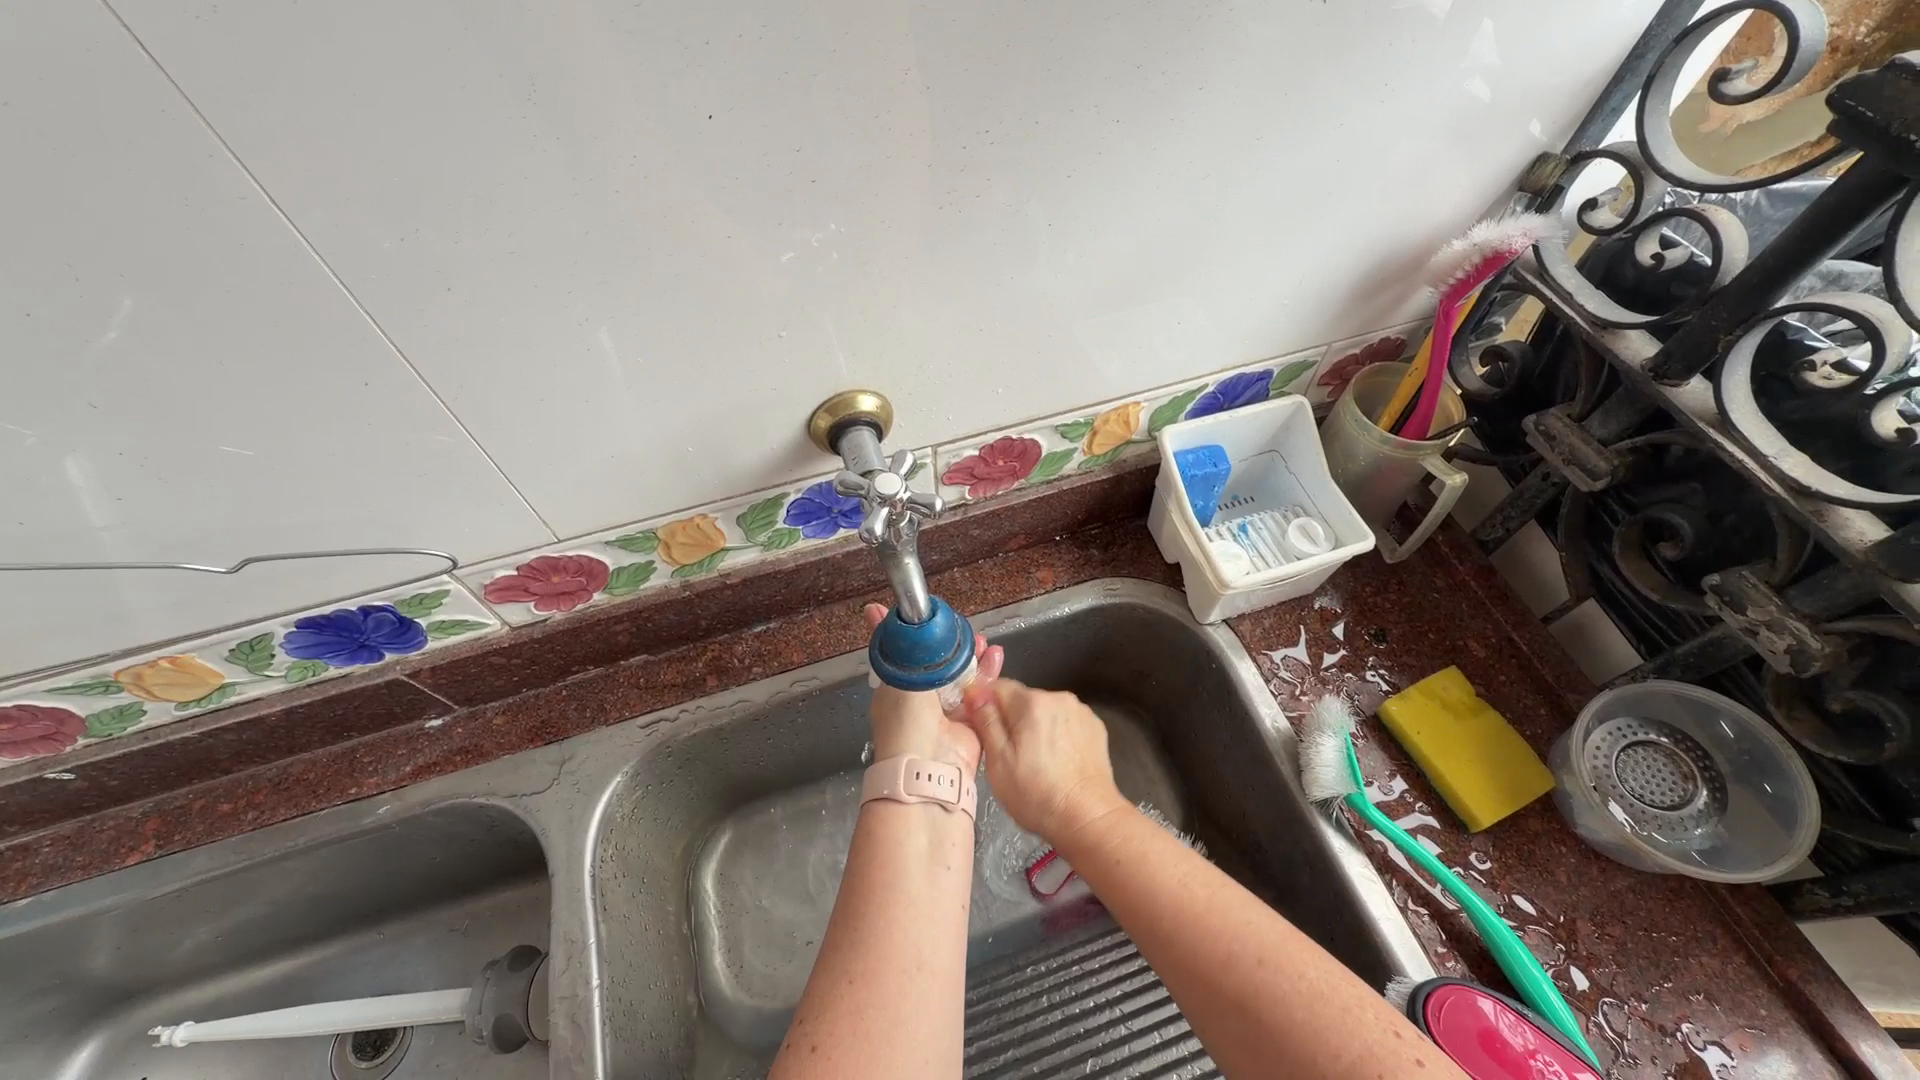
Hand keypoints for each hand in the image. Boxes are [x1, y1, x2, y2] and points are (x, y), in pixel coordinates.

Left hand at [862, 603, 1003, 773]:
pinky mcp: (971, 722)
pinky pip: (981, 692)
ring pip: (963, 676)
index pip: (904, 655)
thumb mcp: (899, 677)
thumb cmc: (907, 722)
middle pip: (939, 664)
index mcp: (896, 689)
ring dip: (974, 657)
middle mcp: (920, 700)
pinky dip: (989, 674)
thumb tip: (873, 609)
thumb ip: (899, 645)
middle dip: (952, 645)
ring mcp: (947, 712)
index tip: (925, 615)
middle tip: (964, 630)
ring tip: (984, 642)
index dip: (915, 635)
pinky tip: (995, 657)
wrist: (929, 769)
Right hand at [959, 679, 1128, 843]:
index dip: (982, 705)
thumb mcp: (999, 761)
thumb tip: (974, 692)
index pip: (996, 687)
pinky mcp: (1096, 728)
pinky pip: (1065, 722)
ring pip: (1044, 711)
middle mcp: (1059, 698)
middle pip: (1022, 699)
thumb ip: (986, 721)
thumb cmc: (1036, 794)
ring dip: (1035, 726)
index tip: (979, 727)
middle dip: (1011, 719)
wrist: (1088, 818)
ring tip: (1035, 761)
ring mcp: (1081, 712)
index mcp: (1032, 702)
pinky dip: (1057, 735)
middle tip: (1007, 754)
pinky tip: (1057, 761)